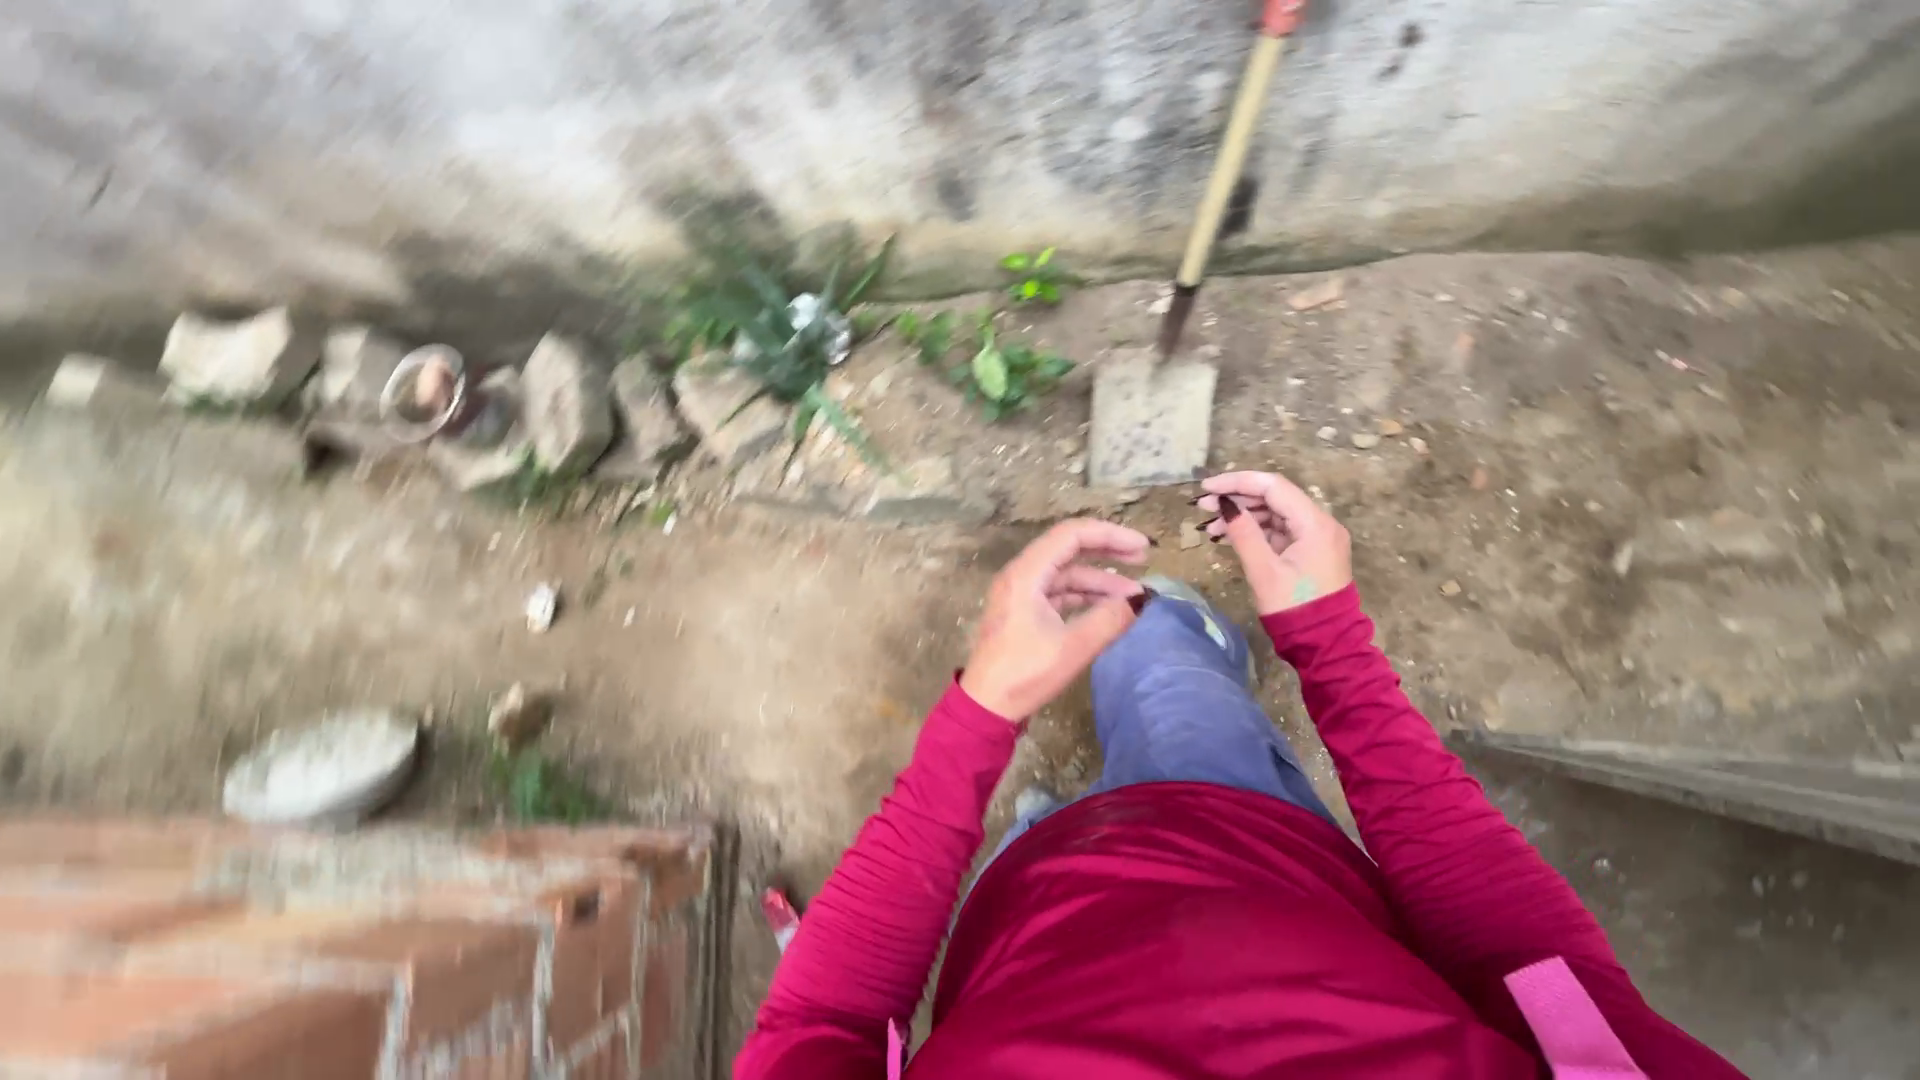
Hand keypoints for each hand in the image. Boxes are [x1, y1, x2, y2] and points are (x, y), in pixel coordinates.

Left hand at [960, 519, 1151, 719]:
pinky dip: (1084, 595)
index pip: (1071, 535)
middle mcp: (1020, 575)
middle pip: (1068, 548)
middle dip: (1107, 550)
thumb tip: (1143, 599)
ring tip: (1133, 593)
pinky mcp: (1023, 611)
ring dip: (1099, 579)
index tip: (1143, 547)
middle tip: (1143, 557)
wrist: (986, 705)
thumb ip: (1110, 619)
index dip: (1110, 535)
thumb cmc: (1025, 674)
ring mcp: (1020, 593)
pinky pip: (1058, 592)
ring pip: (1065, 573)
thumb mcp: (1074, 647)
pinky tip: (1109, 607)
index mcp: (1025, 574)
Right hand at [1196, 471, 1351, 614]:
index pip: (1273, 486)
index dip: (1237, 482)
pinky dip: (1255, 530)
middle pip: (1274, 497)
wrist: (1324, 642)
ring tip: (1211, 526)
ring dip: (1244, 515)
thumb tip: (1225, 506)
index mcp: (1315, 523)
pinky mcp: (1311, 549)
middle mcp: (1321, 522)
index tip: (1207, 488)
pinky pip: (1280, 529)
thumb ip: (1243, 533)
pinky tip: (1230, 535)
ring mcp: (1317, 536)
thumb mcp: (1263, 570)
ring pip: (1275, 513)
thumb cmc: (1292, 606)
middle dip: (1238, 498)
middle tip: (1204, 506)